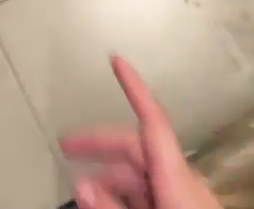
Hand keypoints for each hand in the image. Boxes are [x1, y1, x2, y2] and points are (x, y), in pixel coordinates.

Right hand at [59, 57, 222, 208]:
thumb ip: (112, 208)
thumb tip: (81, 182)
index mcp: (180, 181)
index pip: (153, 123)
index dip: (135, 89)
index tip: (115, 60)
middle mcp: (186, 186)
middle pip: (139, 150)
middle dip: (100, 145)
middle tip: (64, 146)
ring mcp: (189, 202)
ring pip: (143, 176)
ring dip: (110, 179)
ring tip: (83, 194)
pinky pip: (153, 196)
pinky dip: (127, 197)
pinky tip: (108, 205)